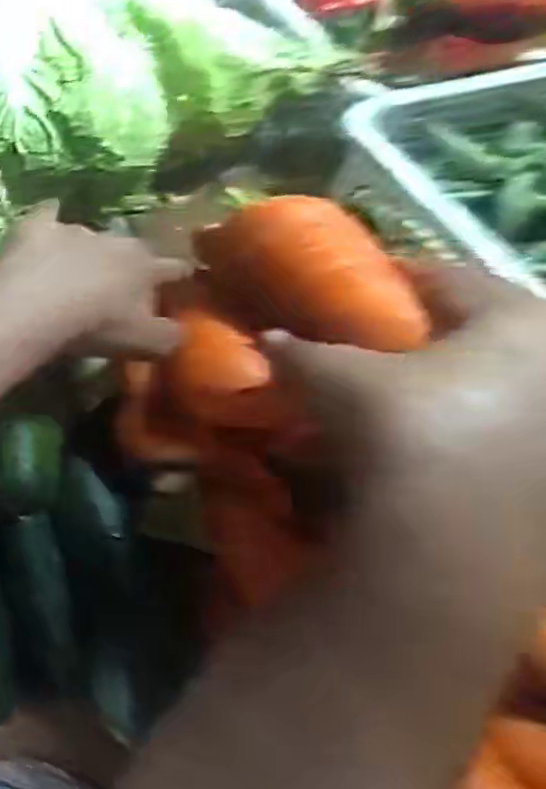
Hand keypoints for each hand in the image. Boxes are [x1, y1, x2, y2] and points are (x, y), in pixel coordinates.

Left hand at [0, 201, 189, 357]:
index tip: (177, 280)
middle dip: (123, 261)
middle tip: (109, 281)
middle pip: (127, 248)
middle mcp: (115, 242)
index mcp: (147, 268)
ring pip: (86, 233)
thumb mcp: (144, 342)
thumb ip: (169, 336)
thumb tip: (180, 331)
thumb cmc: (92, 327)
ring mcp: (73, 232)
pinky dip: (47, 213)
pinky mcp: (34, 230)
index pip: (173, 268)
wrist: (31, 309)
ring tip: (68, 264)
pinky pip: (44, 213)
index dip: (176, 275)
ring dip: (82, 246)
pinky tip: (46, 211)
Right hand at [262, 264, 545, 508]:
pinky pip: (492, 416)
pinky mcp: (542, 454)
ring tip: (377, 387)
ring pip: (485, 374)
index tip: (357, 280)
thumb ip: (299, 349)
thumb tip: (271, 337)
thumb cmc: (401, 417)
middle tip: (366, 337)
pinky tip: (402, 425)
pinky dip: (448, 413)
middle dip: (420, 333)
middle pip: (476, 327)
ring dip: (434, 377)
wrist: (453, 513)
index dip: (396, 275)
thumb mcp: (327, 373)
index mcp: (520, 317)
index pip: (450, 276)